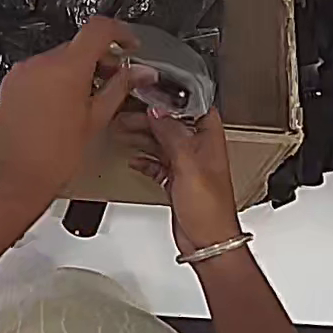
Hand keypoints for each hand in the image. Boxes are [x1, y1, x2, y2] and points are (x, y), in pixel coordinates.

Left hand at [0, 16, 146, 206]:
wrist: (22, 175)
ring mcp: (24, 71)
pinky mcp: (12, 82)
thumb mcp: (97, 118)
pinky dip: (57, 78)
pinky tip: (66, 103)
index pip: (98, 29)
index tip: (129, 45)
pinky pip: (41, 69)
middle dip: (100, 59)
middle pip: (79, 45)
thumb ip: (120, 87)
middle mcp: (41, 63)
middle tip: (115, 80)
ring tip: (89, 98)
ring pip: (60, 58)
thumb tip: (140, 72)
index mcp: (67, 69)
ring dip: (78, 70)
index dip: (120, 32)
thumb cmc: (57, 155)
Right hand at [114, 108, 242, 254]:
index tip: (152, 92)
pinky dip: (145, 160)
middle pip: (172, 122)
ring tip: (123, 129)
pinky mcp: (177, 181)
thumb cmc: (209, 209)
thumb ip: (172, 134)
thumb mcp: (188, 163)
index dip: (174, 97)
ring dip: (143, 136)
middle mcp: (199, 149)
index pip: (194, 105)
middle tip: (127, 113)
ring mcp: (187, 165)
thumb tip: (157, 111)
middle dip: (150, 117)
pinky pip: (157, 164)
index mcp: (209, 138)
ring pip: (162, 142)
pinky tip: (134, 158)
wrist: (208, 241)